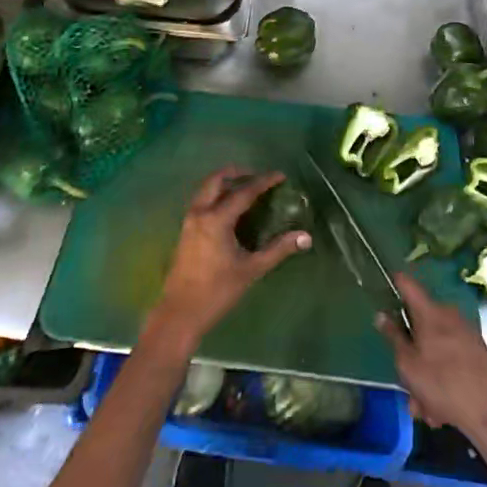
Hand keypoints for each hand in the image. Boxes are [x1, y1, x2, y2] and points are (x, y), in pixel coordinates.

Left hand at [149, 167, 311, 345]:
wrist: (180, 313)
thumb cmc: (217, 291)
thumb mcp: (251, 269)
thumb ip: (278, 249)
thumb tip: (305, 236)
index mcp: (216, 219)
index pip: (244, 192)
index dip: (264, 181)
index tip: (280, 176)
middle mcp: (200, 213)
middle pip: (216, 180)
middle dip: (237, 173)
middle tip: (257, 175)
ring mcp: (189, 221)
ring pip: (205, 189)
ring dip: (224, 183)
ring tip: (244, 188)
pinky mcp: (185, 231)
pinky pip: (200, 202)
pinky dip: (215, 195)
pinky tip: (229, 208)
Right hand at [376, 273, 486, 449]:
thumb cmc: (444, 385)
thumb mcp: (408, 365)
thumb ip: (394, 337)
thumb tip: (382, 315)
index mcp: (431, 313)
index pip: (408, 285)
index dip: (395, 282)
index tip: (383, 285)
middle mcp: (450, 316)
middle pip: (420, 326)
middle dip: (410, 355)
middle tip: (406, 382)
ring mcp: (467, 334)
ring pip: (434, 350)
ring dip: (425, 377)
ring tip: (425, 408)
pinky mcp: (478, 354)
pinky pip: (450, 361)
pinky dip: (442, 381)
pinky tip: (441, 410)